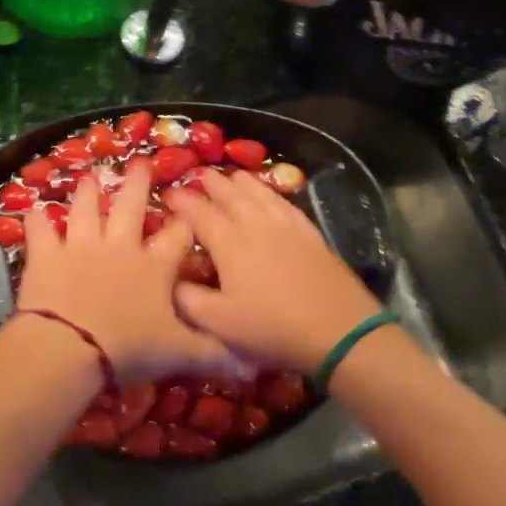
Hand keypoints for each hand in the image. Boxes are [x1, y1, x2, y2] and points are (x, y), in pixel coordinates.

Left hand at [15, 163, 243, 382]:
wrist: (70, 347)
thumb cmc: (129, 348)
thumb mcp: (179, 354)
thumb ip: (213, 355)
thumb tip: (251, 367)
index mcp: (155, 268)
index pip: (177, 237)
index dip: (186, 220)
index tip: (192, 206)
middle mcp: (120, 247)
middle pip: (130, 208)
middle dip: (138, 184)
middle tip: (140, 163)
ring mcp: (80, 247)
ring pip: (86, 211)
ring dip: (88, 193)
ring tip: (90, 176)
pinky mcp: (46, 256)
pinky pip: (41, 231)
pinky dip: (38, 220)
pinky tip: (34, 209)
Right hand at [164, 168, 383, 373]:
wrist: (337, 330)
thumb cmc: (271, 328)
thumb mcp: (218, 322)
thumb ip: (187, 299)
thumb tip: (170, 280)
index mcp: (230, 242)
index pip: (199, 212)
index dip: (182, 201)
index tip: (168, 194)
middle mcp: (257, 225)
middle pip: (231, 195)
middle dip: (212, 184)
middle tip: (199, 176)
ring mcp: (288, 227)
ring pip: (261, 194)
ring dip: (243, 183)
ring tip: (233, 176)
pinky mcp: (311, 236)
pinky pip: (286, 205)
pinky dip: (273, 195)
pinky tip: (272, 197)